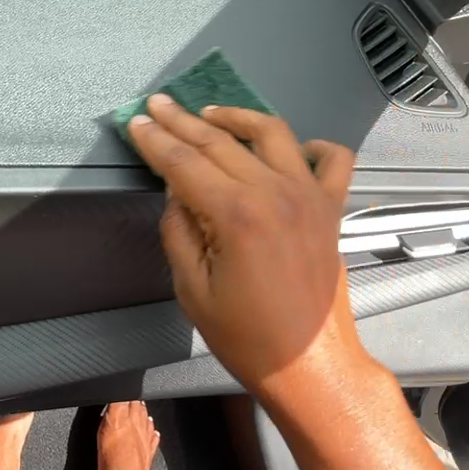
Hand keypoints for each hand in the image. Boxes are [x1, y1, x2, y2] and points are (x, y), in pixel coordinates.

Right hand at [125, 94, 363, 392]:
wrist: (309, 366)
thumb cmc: (246, 337)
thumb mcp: (191, 290)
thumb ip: (179, 230)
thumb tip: (177, 190)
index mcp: (235, 214)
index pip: (183, 162)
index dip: (155, 140)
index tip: (136, 121)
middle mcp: (275, 192)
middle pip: (219, 141)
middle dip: (182, 120)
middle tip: (158, 104)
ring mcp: (309, 195)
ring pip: (272, 133)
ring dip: (237, 117)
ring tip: (210, 112)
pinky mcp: (331, 207)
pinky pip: (332, 159)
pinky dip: (311, 145)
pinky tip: (289, 148)